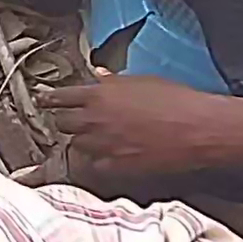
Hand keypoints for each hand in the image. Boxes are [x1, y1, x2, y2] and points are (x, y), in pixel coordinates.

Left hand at [38, 72, 238, 172]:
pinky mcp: (116, 166)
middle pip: (62, 122)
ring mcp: (102, 144)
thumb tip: (99, 74)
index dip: (48, 99)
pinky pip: (94, 166)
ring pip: (76, 144)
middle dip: (66, 121)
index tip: (42, 101)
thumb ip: (113, 81)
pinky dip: (97, 162)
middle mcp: (92, 119)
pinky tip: (107, 158)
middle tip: (72, 121)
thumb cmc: (175, 100)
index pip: (58, 97)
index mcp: (96, 94)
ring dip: (82, 141)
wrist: (200, 129)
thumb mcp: (140, 81)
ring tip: (93, 139)